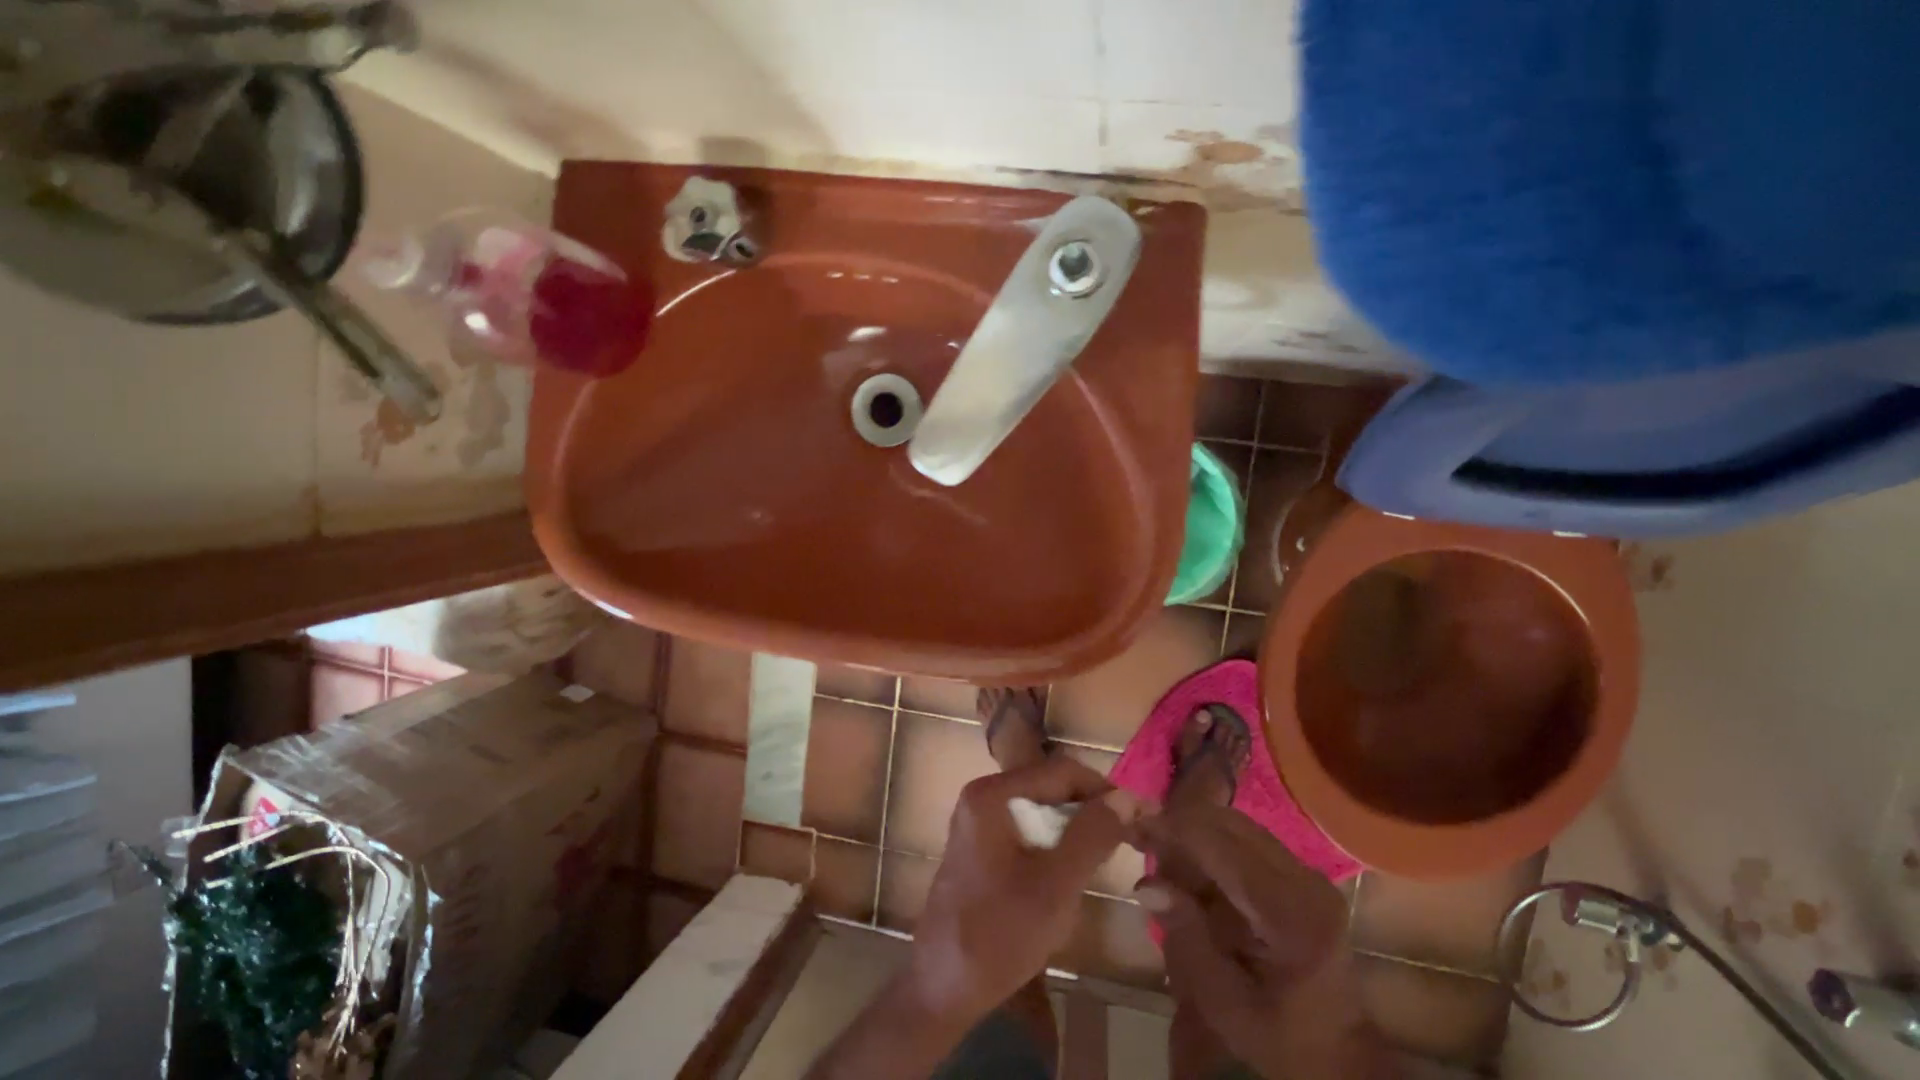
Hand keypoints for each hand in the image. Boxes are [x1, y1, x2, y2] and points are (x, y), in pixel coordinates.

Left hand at [907, 756, 1143, 1022]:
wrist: (943, 987)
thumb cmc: (1000, 934)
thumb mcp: (1056, 885)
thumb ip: (1092, 835)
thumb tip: (1127, 797)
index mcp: (992, 795)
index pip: (1063, 772)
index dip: (1107, 791)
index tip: (1143, 818)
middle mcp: (981, 798)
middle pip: (1051, 787)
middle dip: (1092, 810)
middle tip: (1131, 838)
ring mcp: (978, 824)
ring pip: (1041, 811)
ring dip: (1076, 829)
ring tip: (1108, 857)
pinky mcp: (980, 850)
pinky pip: (1027, 832)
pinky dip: (1055, 845)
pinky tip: (1073, 874)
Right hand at [1138, 805, 1387, 1079]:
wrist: (1338, 1054)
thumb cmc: (1279, 1039)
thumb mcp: (1225, 1005)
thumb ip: (1188, 940)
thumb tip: (1147, 885)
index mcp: (1293, 915)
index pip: (1226, 848)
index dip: (1177, 830)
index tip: (1134, 828)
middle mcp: (1307, 883)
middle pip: (1233, 827)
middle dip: (1182, 825)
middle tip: (1140, 840)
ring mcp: (1310, 877)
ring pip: (1240, 828)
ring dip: (1196, 833)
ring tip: (1160, 855)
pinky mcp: (1304, 879)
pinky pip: (1249, 843)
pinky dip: (1213, 846)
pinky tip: (1190, 869)